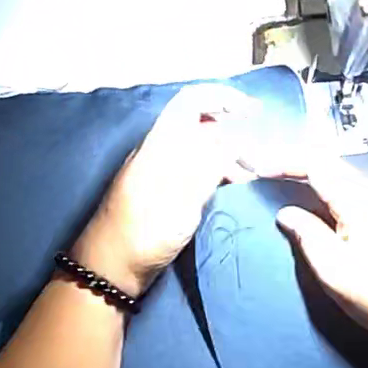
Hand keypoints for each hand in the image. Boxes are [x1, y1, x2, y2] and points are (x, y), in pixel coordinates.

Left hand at [72, 84, 266, 296]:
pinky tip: (231, 184)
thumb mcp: (181, 200)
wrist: (107, 270)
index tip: (255, 111)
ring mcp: (158, 171)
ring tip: (250, 172)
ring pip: (197, 146)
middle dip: (232, 128)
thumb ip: (208, 165)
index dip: (223, 97)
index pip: (191, 101)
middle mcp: (157, 151)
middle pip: (198, 122)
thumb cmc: (142, 235)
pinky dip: (216, 168)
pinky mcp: (161, 191)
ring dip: (226, 151)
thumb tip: (237, 135)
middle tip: (259, 152)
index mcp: (159, 146)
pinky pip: (193, 166)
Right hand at [273, 160, 367, 349]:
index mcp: (363, 201)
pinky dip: (334, 194)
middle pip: (333, 166)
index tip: (256, 165)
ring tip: (288, 184)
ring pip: (347, 180)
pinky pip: (360, 196)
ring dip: (316, 179)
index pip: (316, 164)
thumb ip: (306, 234)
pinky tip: (323, 208)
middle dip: (296, 164)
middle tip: (266, 169)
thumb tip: (287, 214)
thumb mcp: (332, 269)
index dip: (282, 161)